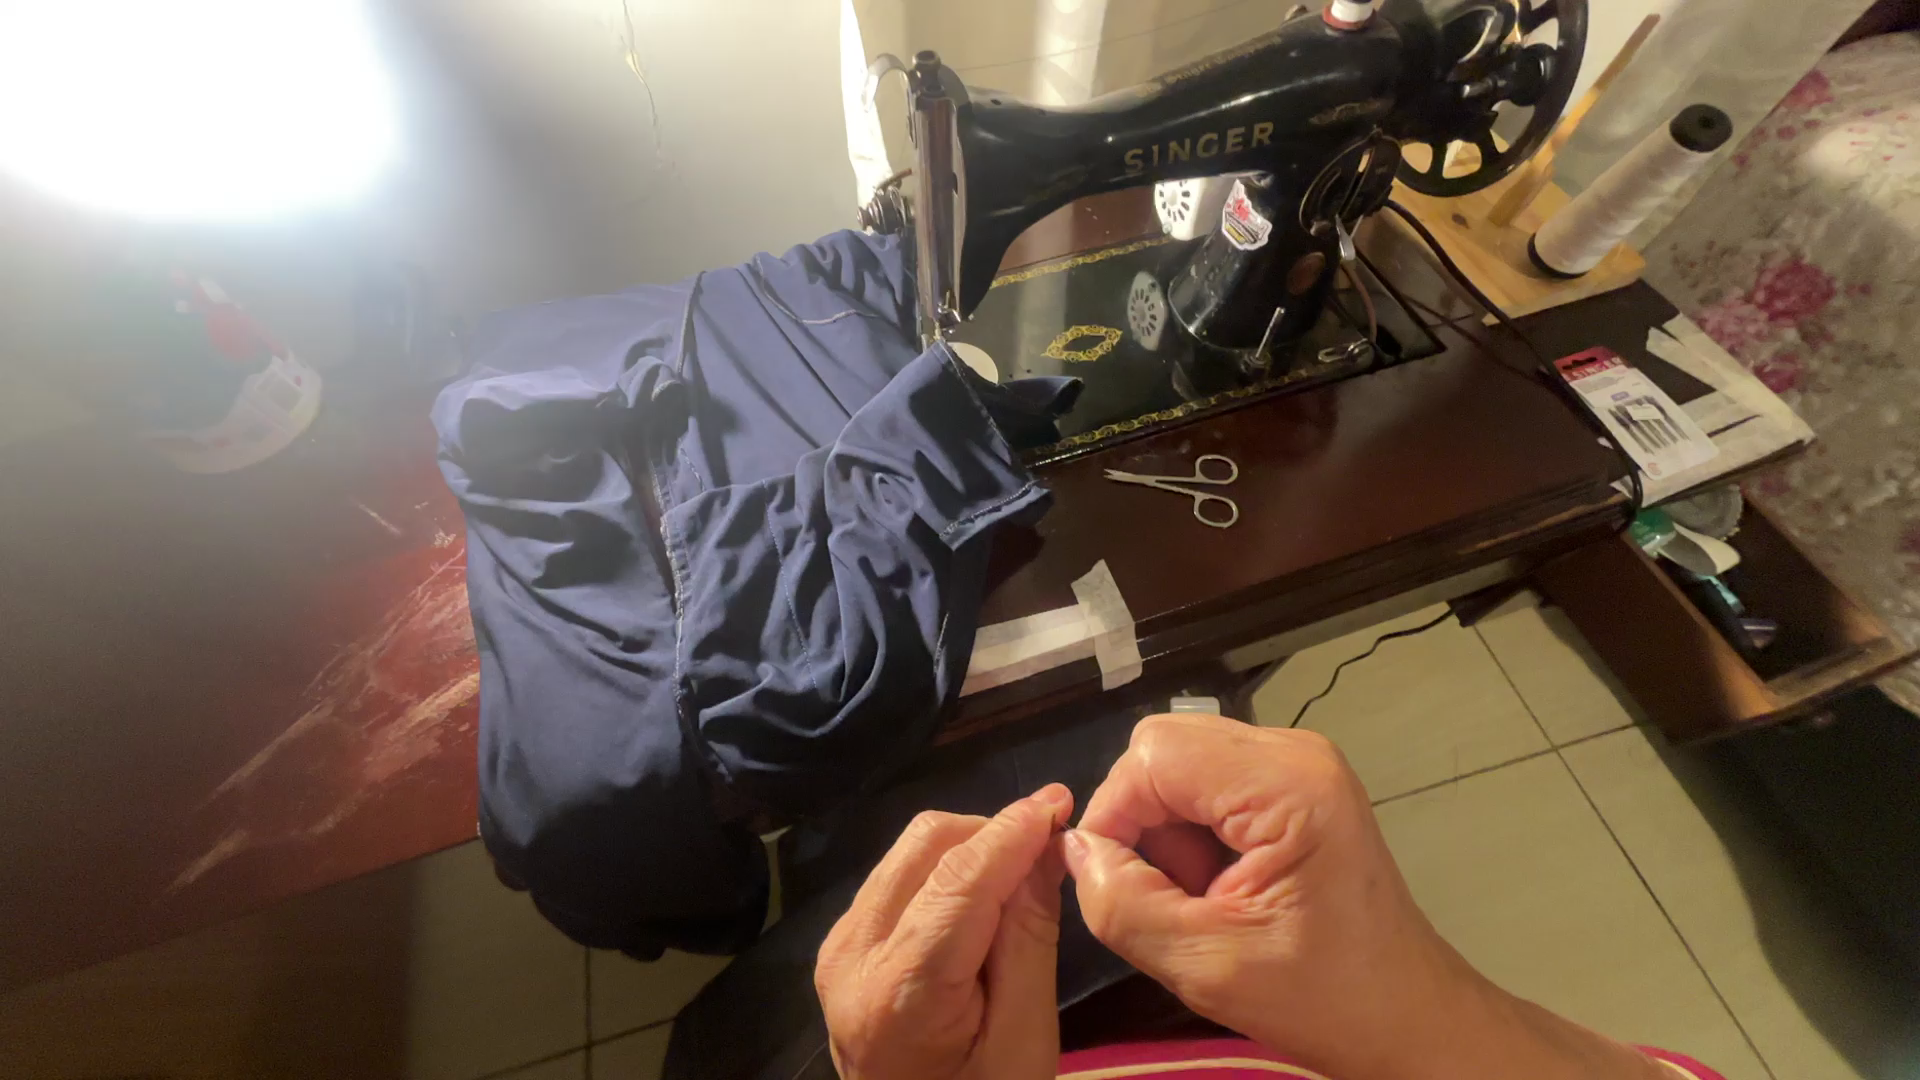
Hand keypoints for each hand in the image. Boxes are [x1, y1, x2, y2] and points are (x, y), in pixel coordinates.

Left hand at [815, 785, 1072, 1079]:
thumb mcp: (1025, 1041)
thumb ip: (1031, 936)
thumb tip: (1046, 845)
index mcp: (896, 993)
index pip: (959, 881)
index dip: (1011, 832)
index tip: (1059, 800)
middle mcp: (852, 950)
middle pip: (928, 844)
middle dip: (992, 834)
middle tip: (1046, 851)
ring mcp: (840, 939)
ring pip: (913, 847)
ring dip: (972, 845)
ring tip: (1017, 879)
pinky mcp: (844, 935)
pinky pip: (901, 870)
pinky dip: (949, 865)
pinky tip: (981, 898)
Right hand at [1064, 715, 1668, 1079]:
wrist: (1410, 1015)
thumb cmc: (1324, 1000)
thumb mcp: (1207, 969)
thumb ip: (1123, 905)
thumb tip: (1075, 847)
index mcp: (1286, 785)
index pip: (1153, 757)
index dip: (1114, 813)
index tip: (1111, 880)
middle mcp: (1290, 748)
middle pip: (1162, 744)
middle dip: (1140, 814)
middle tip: (1164, 885)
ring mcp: (1294, 754)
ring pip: (1176, 755)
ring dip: (1163, 818)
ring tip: (1198, 885)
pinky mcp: (1289, 771)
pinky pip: (1203, 770)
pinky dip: (1187, 818)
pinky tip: (1216, 869)